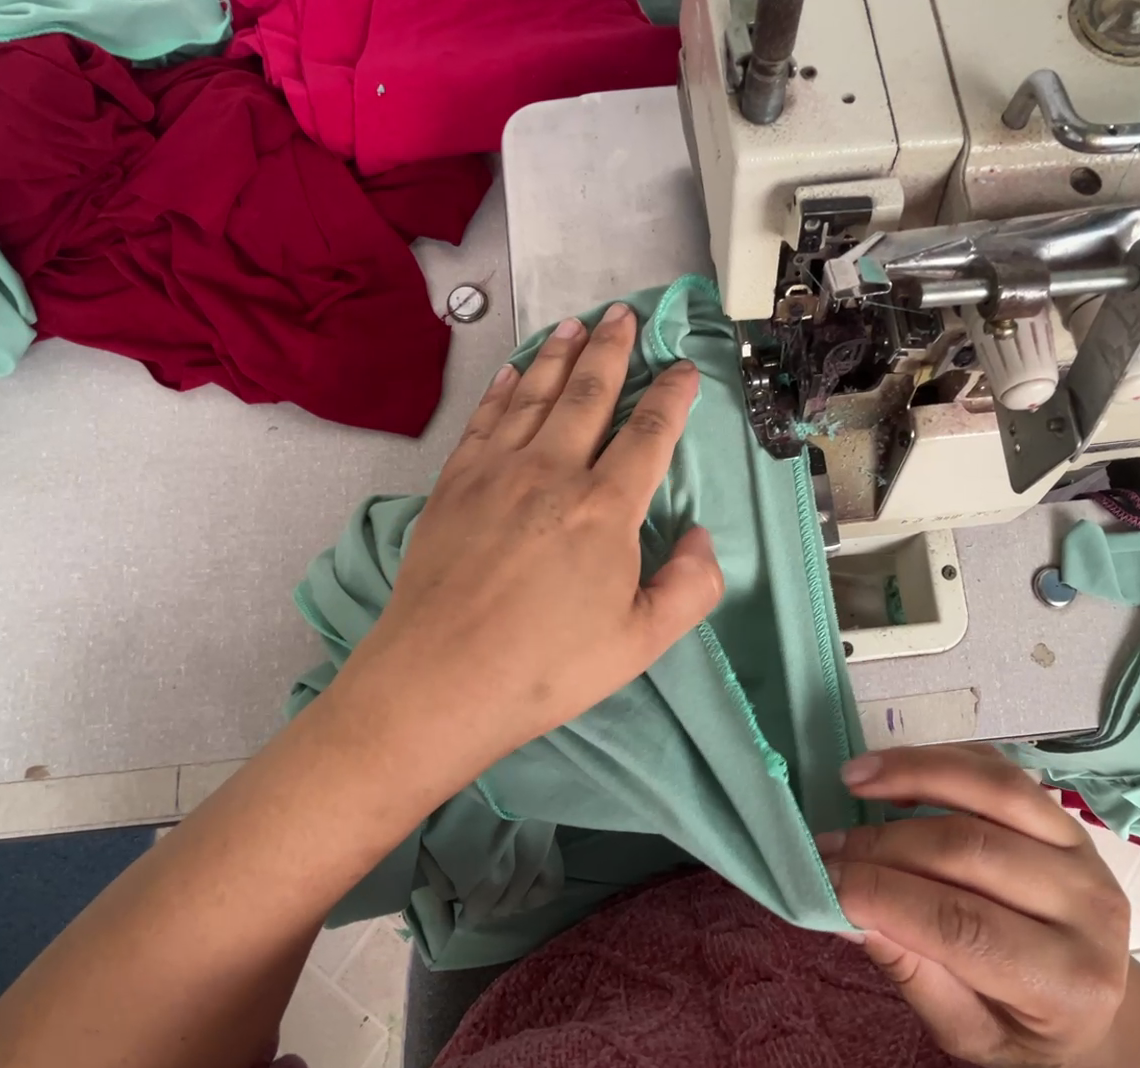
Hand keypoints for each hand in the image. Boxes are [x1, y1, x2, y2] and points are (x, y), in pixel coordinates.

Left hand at [337, 303, 723, 753]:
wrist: (438, 681)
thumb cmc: (546, 668)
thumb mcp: (641, 642)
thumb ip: (689, 586)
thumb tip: (701, 537)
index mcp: (604, 508)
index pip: (648, 433)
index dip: (672, 395)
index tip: (683, 368)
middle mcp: (551, 472)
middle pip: (589, 393)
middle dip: (612, 349)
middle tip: (624, 313)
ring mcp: (496, 472)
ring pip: (536, 395)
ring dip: (560, 355)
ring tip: (575, 324)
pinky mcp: (454, 484)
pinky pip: (485, 419)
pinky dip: (505, 388)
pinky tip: (515, 370)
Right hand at [816, 745, 1135, 1067]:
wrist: (1097, 1006)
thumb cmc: (1021, 1025)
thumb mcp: (963, 1029)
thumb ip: (910, 970)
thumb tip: (844, 909)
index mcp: (1066, 979)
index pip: (961, 924)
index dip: (883, 895)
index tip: (825, 881)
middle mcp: (1087, 907)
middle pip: (970, 850)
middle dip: (882, 844)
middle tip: (827, 847)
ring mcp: (1081, 848)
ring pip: (992, 788)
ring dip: (913, 774)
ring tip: (853, 779)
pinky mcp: (1064, 813)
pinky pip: (997, 768)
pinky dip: (939, 758)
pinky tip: (891, 769)